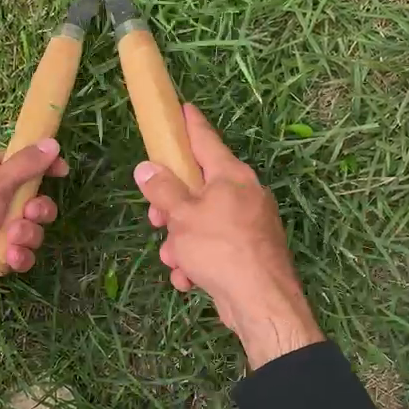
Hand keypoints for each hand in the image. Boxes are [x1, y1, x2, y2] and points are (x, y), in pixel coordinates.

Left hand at [0, 138, 68, 288]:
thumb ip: (25, 165)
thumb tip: (52, 142)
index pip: (24, 164)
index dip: (44, 167)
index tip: (62, 171)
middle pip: (35, 200)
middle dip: (37, 211)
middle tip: (28, 214)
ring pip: (31, 230)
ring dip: (26, 236)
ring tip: (11, 241)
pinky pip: (21, 253)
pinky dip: (18, 256)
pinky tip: (9, 258)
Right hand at [134, 104, 323, 368]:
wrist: (261, 301)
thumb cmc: (220, 248)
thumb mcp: (182, 216)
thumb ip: (162, 190)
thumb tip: (146, 167)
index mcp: (231, 176)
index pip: (205, 140)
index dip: (190, 124)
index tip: (183, 107)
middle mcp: (244, 194)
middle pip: (197, 187)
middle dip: (171, 207)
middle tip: (156, 221)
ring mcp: (249, 224)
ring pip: (201, 222)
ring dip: (180, 241)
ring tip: (174, 261)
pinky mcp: (249, 252)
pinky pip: (214, 248)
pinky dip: (197, 261)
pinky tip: (189, 279)